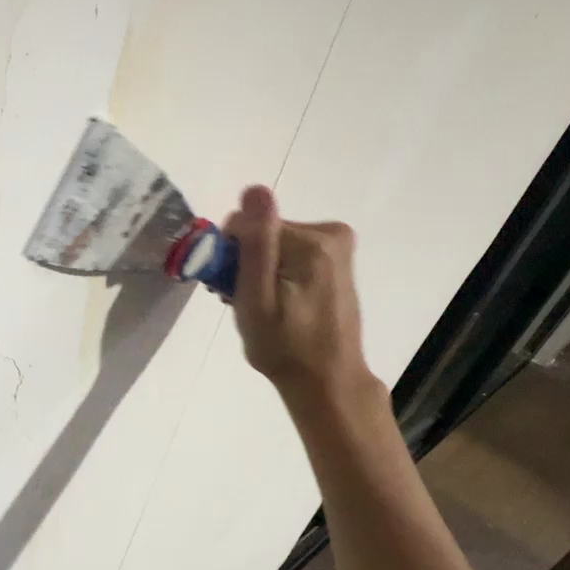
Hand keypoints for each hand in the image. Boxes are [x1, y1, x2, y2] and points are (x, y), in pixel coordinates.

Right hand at [223, 186, 373, 395]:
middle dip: (245, 265)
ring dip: (258, 272)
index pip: (246, 228)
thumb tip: (255, 189)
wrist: (326, 381)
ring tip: (260, 309)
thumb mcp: (257, 299)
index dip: (229, 260)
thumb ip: (255, 243)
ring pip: (274, 245)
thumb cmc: (284, 347)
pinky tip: (277, 304)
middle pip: (263, 234)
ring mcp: (339, 247)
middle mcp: (332, 234)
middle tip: (243, 303)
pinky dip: (276, 275)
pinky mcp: (338, 261)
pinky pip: (291, 254)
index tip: (230, 292)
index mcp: (312, 241)